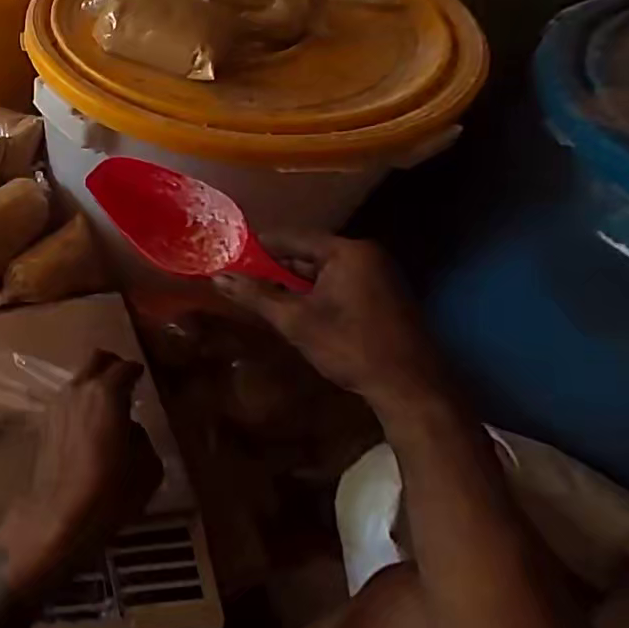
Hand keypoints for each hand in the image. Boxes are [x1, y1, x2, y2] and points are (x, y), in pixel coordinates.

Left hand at [0, 351, 161, 585]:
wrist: (62, 512)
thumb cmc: (112, 490)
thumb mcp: (147, 466)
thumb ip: (142, 436)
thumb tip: (130, 428)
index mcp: (106, 393)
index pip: (124, 367)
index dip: (136, 370)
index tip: (143, 377)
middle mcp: (78, 389)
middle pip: (95, 360)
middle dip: (112, 365)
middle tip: (124, 380)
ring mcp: (57, 403)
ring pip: (78, 380)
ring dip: (93, 386)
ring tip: (107, 409)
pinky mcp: (45, 421)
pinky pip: (67, 401)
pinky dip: (80, 404)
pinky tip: (89, 427)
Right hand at [214, 232, 444, 409]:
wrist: (411, 389)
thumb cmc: (350, 346)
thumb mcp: (294, 320)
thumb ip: (254, 294)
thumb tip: (216, 277)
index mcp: (347, 251)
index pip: (289, 237)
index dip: (255, 247)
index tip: (226, 255)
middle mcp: (365, 256)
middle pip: (305, 253)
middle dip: (271, 267)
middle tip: (237, 276)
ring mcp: (377, 276)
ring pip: (320, 271)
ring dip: (290, 283)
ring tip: (255, 293)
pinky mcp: (381, 297)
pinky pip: (336, 284)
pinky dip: (311, 293)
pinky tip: (289, 308)